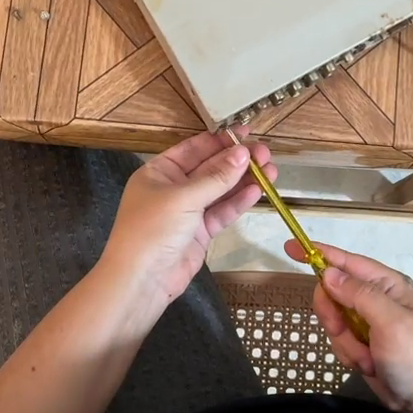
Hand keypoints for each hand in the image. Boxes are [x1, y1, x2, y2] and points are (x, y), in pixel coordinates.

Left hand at [101, 131, 273, 314]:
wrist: (141, 279)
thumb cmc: (152, 229)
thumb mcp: (184, 197)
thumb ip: (216, 177)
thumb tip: (244, 153)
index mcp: (159, 171)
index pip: (194, 149)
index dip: (220, 140)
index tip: (246, 133)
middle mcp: (174, 188)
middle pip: (210, 168)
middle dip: (237, 161)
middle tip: (265, 153)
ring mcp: (188, 211)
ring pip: (220, 190)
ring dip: (244, 180)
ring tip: (270, 170)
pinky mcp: (200, 232)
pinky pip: (222, 212)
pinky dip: (239, 202)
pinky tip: (258, 191)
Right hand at [282, 240, 412, 412]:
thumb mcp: (390, 323)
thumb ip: (359, 295)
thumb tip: (328, 273)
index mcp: (389, 285)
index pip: (347, 262)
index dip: (319, 254)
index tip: (291, 248)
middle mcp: (377, 298)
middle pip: (333, 292)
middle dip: (333, 315)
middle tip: (340, 330)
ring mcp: (368, 322)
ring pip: (333, 320)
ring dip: (345, 342)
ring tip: (368, 357)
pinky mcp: (362, 342)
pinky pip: (339, 340)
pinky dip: (349, 354)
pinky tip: (368, 365)